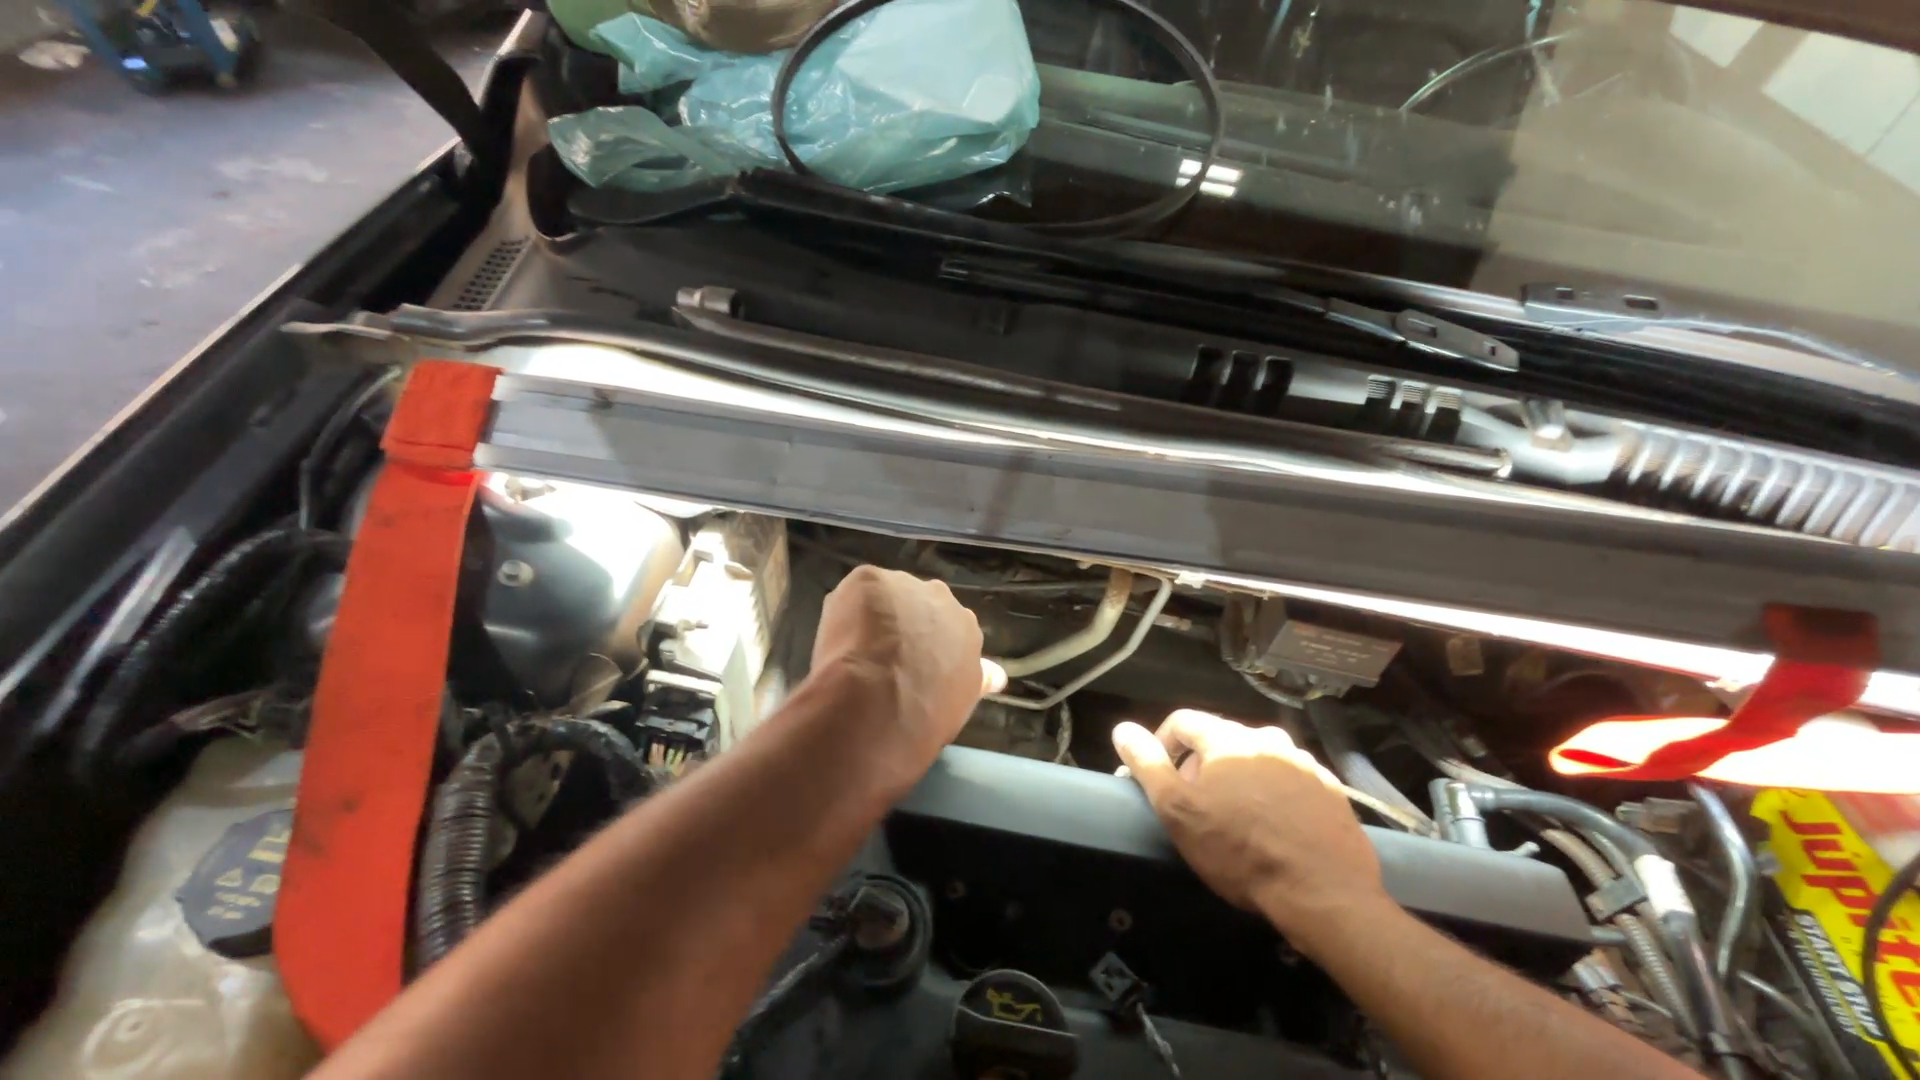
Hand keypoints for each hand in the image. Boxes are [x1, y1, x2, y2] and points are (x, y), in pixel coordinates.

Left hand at [811, 566, 1003, 780]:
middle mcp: (941, 597)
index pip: (948, 628)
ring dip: (872, 615)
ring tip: (855, 648)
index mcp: (966, 626)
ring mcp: (903, 584)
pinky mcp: (868, 579)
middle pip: (918, 605)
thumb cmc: (925, 712)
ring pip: (884, 596)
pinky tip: (840, 638)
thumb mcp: (961, 699)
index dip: (927, 645)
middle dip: (903, 623)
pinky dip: (845, 611)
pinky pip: (855, 593)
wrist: (878, 701)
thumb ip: (976, 678)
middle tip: (882, 655)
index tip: (911, 664)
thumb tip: (997, 675)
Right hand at [1111, 710, 1388, 947]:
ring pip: (1257, 760)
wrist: (1324, 892)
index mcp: (1229, 738)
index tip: (1159, 780)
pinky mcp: (1331, 790)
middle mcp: (1269, 738)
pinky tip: (1274, 829)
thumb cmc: (1239, 851)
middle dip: (1201, 766)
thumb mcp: (1179, 812)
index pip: (1182, 721)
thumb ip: (1149, 766)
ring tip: (1236, 819)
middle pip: (1222, 740)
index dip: (1161, 745)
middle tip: (1196, 807)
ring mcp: (1305, 763)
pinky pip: (1290, 781)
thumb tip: (1123, 729)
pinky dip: (1274, 794)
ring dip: (1239, 779)